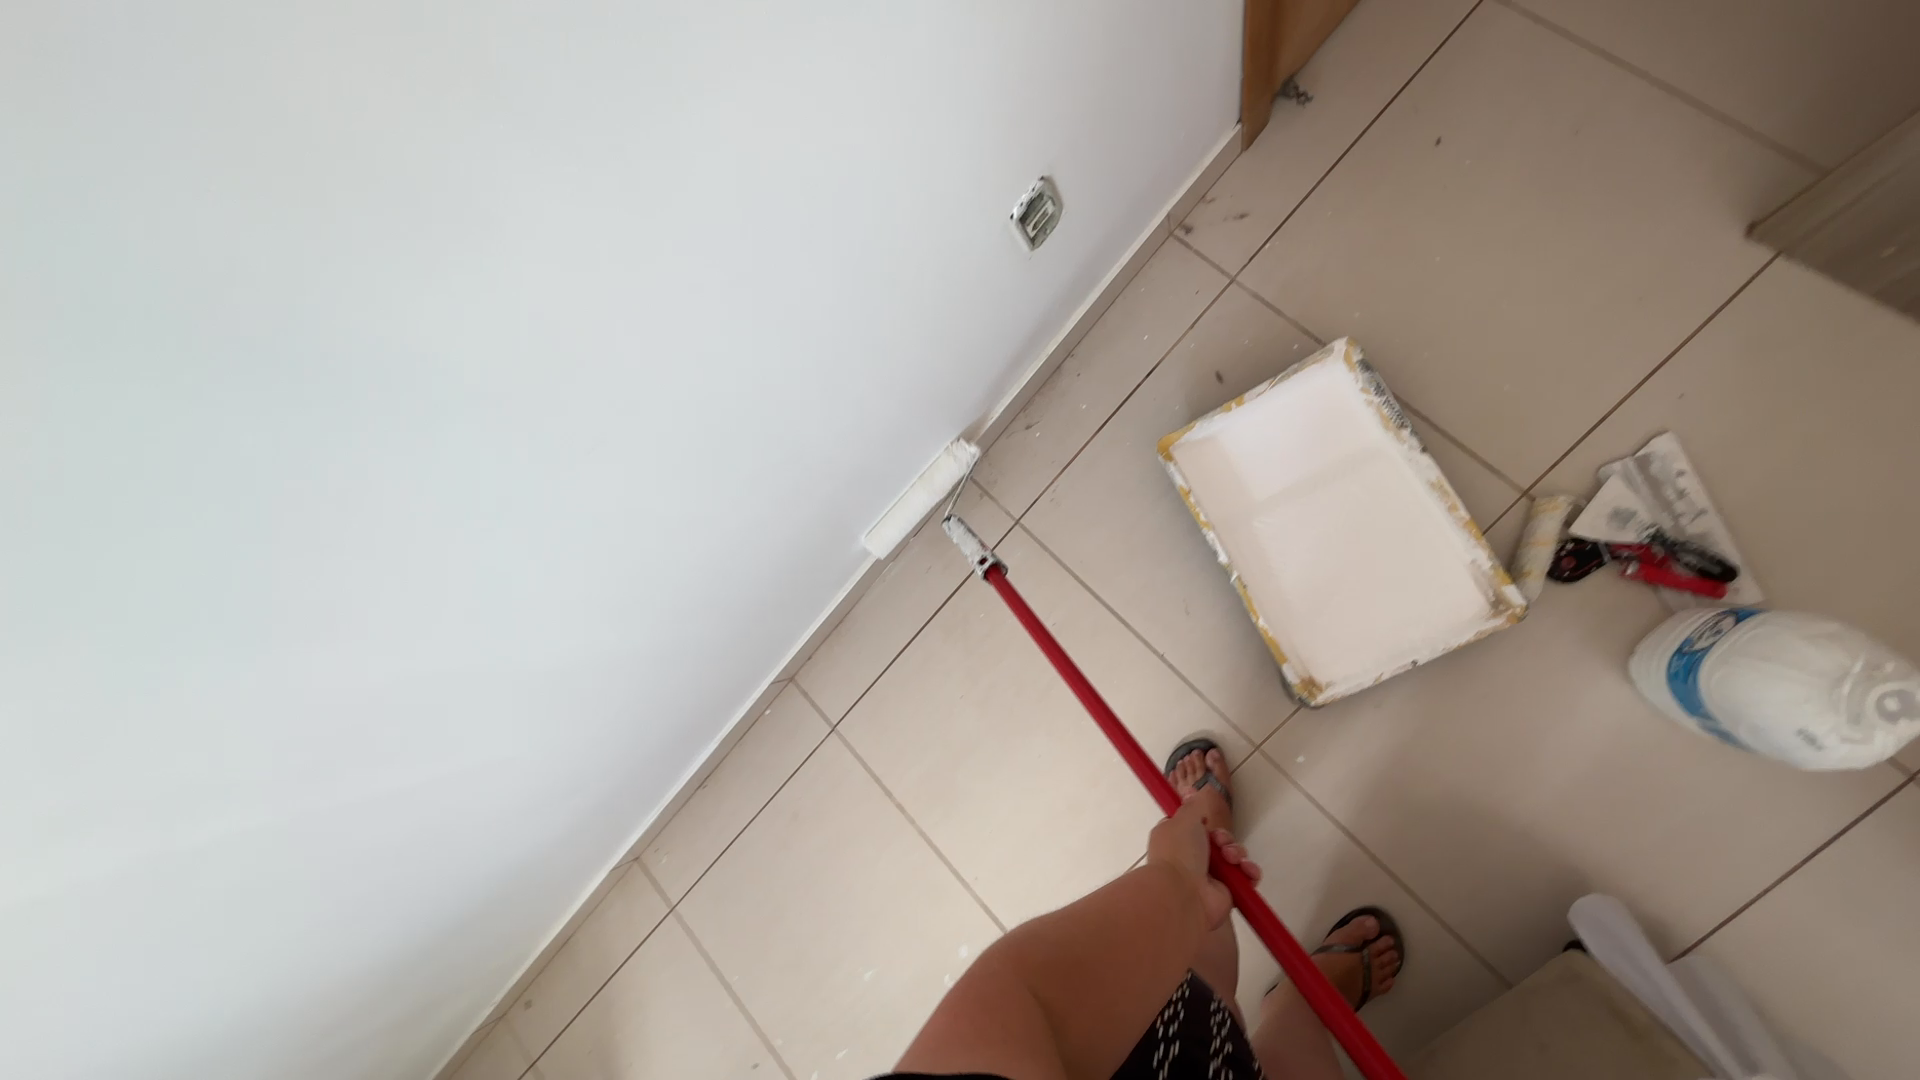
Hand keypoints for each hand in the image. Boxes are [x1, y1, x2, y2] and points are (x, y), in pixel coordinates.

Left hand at [1145, 798, 1260, 930]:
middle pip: (1217, 840)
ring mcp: (1208, 876)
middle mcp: (1190, 856)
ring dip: (1237, 854)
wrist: (1184, 894)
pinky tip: (1247, 872)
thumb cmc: (1179, 852)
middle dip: (1224, 839)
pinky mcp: (1226, 892)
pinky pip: (1244, 878)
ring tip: (1232, 860)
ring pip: (1233, 857)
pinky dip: (1249, 873)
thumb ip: (1193, 806)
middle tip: (1221, 844)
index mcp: (1174, 838)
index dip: (1204, 823)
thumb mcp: (1184, 819)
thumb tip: (1192, 792)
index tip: (1208, 822)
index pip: (1194, 826)